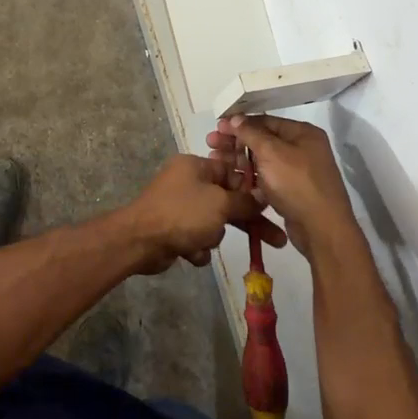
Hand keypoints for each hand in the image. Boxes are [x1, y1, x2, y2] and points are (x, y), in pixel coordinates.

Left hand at [115, 154, 286, 274]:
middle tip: (276, 241)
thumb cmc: (183, 214)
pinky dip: (196, 248)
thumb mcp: (220, 204)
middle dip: (246, 222)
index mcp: (195, 166)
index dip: (250, 191)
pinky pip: (197, 238)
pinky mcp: (173, 228)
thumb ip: (244, 201)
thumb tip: (261, 196)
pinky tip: (188, 252)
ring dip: (212, 237)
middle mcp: (186, 182)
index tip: (270, 207)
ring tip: (201, 242)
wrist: (141, 240)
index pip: (232, 172)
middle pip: (226, 201)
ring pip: (213, 223)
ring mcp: (178, 206)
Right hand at [206, 115, 355, 256]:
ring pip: (262, 160)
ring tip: (215, 160)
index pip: (265, 121)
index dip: (239, 123)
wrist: (322, 230)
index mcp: (303, 133)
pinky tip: (231, 178)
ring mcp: (298, 171)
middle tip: (210, 144)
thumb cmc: (296, 183)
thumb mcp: (271, 152)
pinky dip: (249, 177)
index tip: (216, 127)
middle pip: (262, 140)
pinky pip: (266, 178)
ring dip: (238, 159)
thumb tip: (235, 117)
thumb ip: (250, 132)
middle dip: (235, 142)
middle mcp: (302, 148)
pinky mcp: (291, 191)